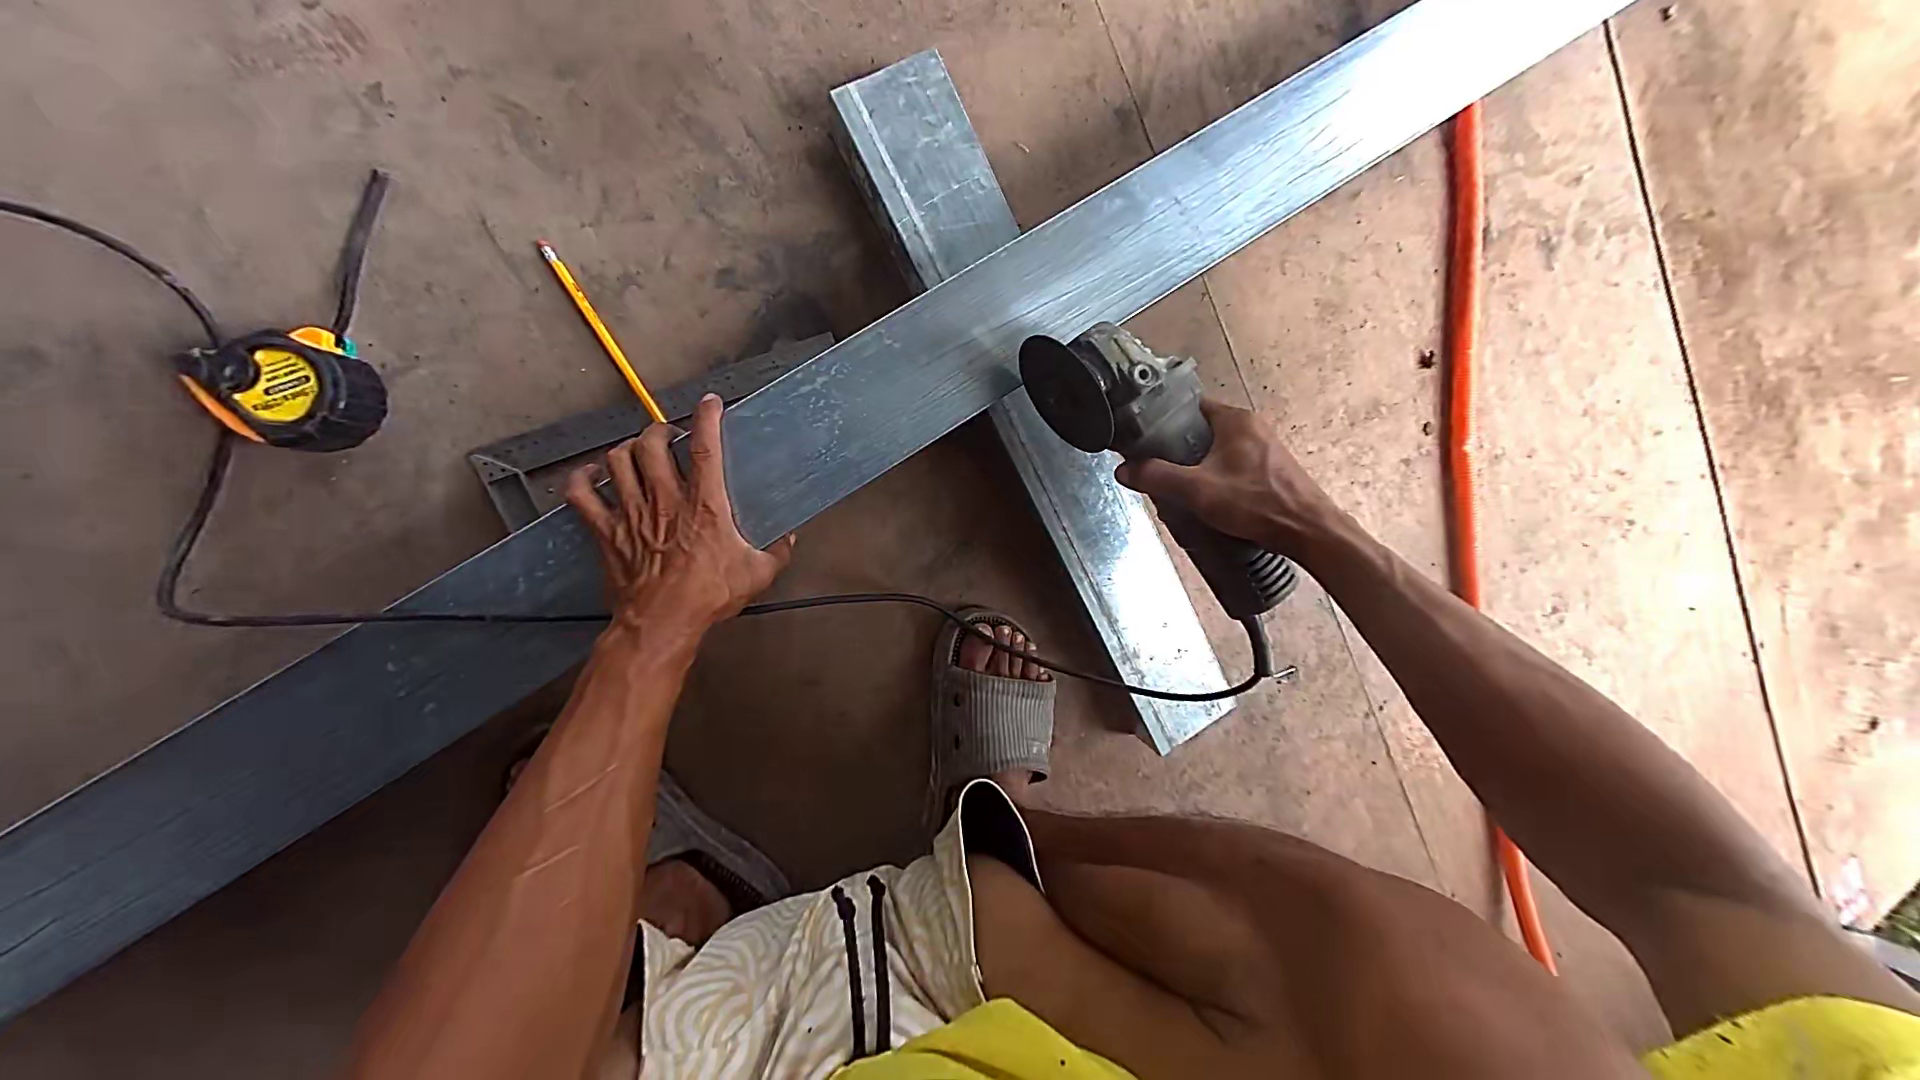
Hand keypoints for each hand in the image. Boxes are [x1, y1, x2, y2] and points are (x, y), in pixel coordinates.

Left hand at [565, 394, 794, 648]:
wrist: (663, 621)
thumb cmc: (706, 596)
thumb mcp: (757, 574)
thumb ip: (776, 553)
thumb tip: (788, 541)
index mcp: (704, 505)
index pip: (705, 449)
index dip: (707, 419)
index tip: (710, 403)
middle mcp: (665, 501)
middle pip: (652, 445)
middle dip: (659, 431)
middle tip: (668, 434)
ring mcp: (632, 513)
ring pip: (619, 461)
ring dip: (627, 449)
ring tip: (636, 450)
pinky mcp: (608, 531)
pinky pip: (582, 495)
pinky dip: (582, 479)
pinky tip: (591, 473)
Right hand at [1114, 398, 1347, 559]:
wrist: (1307, 530)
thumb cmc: (1257, 504)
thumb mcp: (1196, 490)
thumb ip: (1157, 477)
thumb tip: (1125, 470)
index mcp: (1234, 420)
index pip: (1189, 407)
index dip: (1164, 421)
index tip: (1145, 439)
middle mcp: (1252, 426)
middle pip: (1201, 430)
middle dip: (1178, 449)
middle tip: (1159, 470)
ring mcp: (1264, 447)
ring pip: (1217, 449)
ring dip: (1197, 465)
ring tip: (1180, 487)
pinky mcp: (1270, 468)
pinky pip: (1233, 465)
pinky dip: (1216, 476)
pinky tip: (1208, 497)